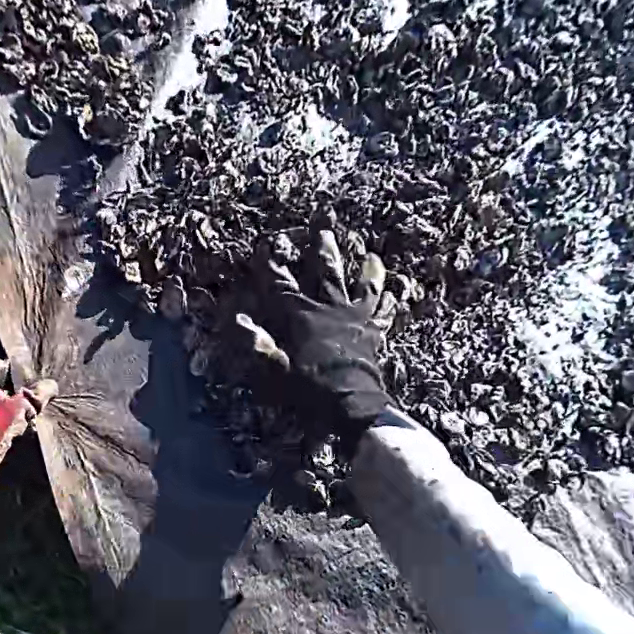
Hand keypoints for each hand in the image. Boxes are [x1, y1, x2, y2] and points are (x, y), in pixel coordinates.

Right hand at [233, 230, 398, 443]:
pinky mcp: (373, 334)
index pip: (281, 286)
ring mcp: (355, 320)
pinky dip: (389, 303)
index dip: (271, 266)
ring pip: (361, 287)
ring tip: (371, 256)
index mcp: (301, 316)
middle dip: (321, 251)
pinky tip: (394, 294)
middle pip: (325, 273)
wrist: (353, 406)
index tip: (265, 246)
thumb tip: (239, 320)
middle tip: (323, 228)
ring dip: (365, 271)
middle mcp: (329, 310)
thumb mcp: (276, 370)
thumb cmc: (309, 389)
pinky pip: (383, 314)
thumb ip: (259, 344)